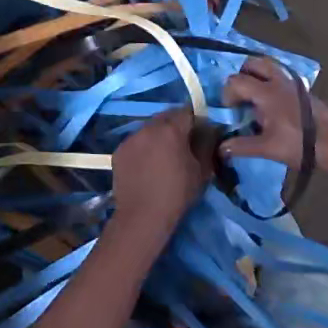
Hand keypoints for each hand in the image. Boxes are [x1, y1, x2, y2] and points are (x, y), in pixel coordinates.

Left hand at [110, 107, 210, 228]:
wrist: (142, 216)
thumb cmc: (177, 193)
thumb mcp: (202, 170)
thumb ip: (207, 144)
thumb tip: (209, 130)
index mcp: (171, 129)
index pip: (187, 111)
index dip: (196, 121)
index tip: (200, 134)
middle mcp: (148, 127)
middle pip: (166, 117)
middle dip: (176, 125)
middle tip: (182, 145)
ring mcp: (130, 139)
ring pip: (148, 128)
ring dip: (158, 135)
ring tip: (163, 155)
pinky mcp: (118, 151)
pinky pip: (136, 141)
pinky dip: (143, 147)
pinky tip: (147, 164)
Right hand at [220, 57, 327, 169]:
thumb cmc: (300, 145)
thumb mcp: (267, 149)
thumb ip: (241, 146)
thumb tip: (222, 148)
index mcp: (267, 93)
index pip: (237, 81)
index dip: (227, 94)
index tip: (230, 111)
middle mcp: (279, 81)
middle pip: (254, 64)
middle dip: (241, 76)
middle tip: (239, 96)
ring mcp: (293, 83)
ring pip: (269, 67)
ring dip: (257, 76)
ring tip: (254, 99)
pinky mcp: (303, 90)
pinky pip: (281, 77)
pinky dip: (270, 83)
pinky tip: (272, 106)